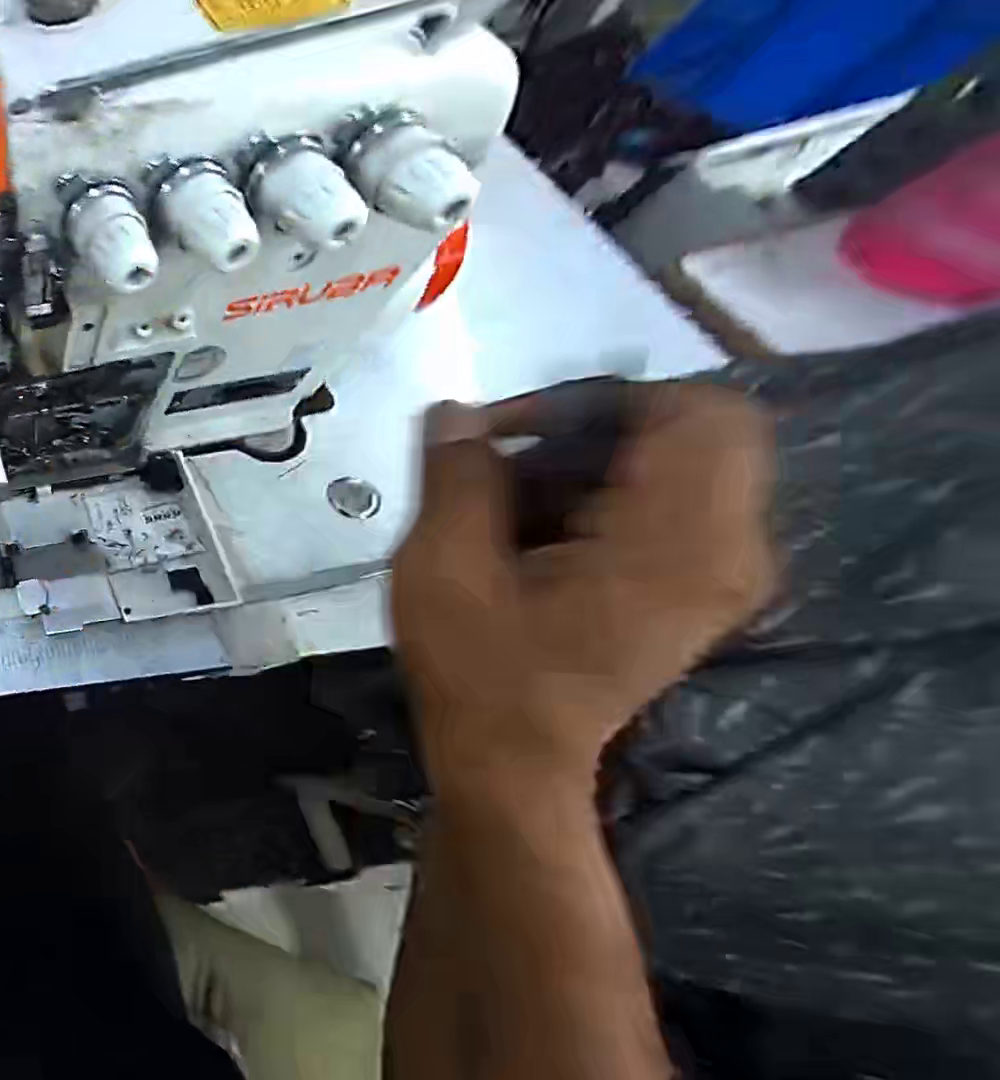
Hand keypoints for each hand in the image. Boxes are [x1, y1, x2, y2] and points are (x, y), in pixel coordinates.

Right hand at [390, 382, 774, 795]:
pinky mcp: (683, 590)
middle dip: (570, 437)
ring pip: (657, 471)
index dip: (593, 399)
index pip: (691, 411)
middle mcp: (725, 550)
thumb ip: (455, 476)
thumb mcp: (444, 564)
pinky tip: (512, 536)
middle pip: (676, 437)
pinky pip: (647, 510)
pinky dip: (579, 502)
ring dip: (567, 470)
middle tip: (485, 466)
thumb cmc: (474, 667)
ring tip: (486, 506)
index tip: (503, 429)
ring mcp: (711, 573)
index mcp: (679, 541)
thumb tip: (452, 412)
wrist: (507, 760)